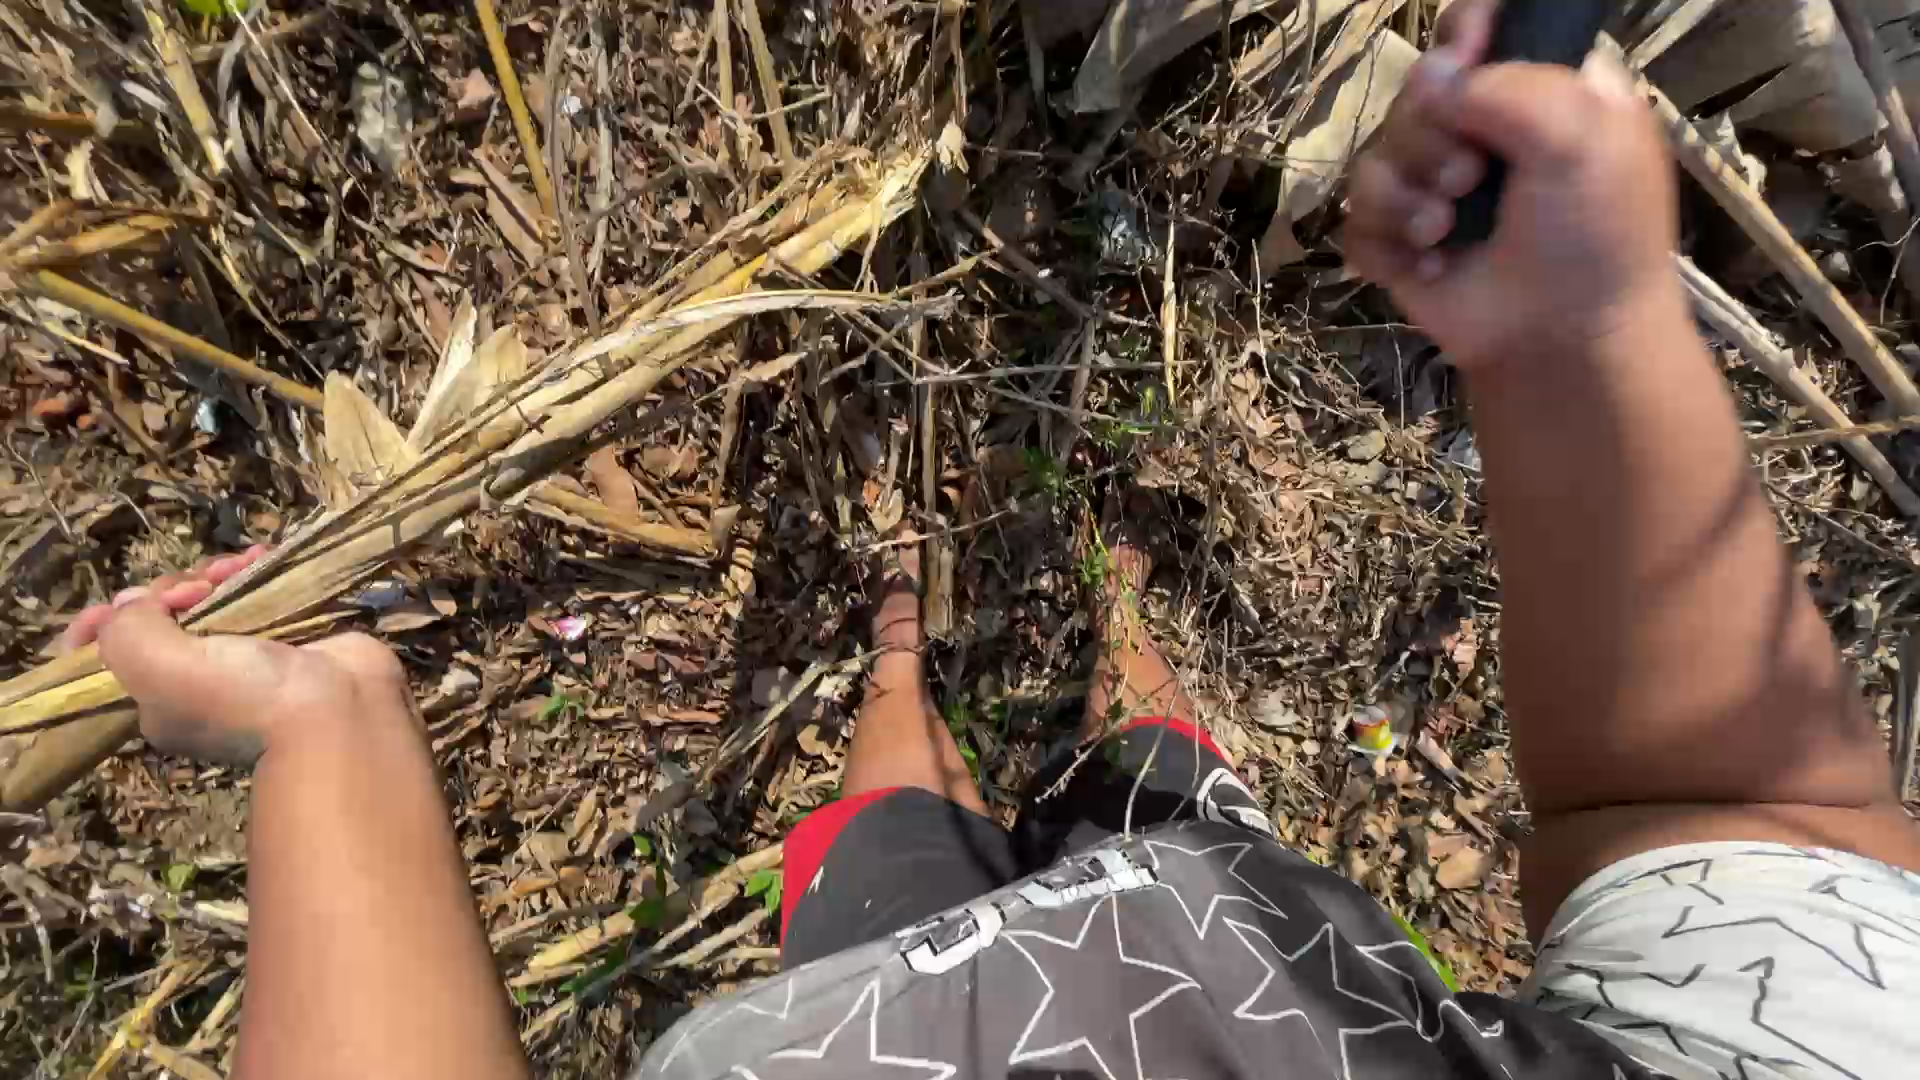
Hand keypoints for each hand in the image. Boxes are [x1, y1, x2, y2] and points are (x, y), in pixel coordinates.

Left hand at [61, 549, 413, 765]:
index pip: (115, 655)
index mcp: (160, 696)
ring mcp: (257, 654)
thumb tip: (132, 599)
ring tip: (238, 564)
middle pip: (173, 618)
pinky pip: (271, 596)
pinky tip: (264, 557)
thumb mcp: (156, 668)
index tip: (122, 600)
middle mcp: (205, 675)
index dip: (108, 621)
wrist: (338, 707)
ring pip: (224, 602)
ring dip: (222, 575)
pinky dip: (263, 573)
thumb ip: (128, 628)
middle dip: (178, 590)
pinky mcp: (301, 635)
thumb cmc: (241, 694)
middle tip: (199, 585)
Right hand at [1342, 0, 1682, 368]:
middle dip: (1429, 143)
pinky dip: (1385, 248)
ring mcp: (1425, 191)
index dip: (1459, 39)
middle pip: (1408, 100)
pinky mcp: (1391, 244)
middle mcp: (1472, 132)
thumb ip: (1513, 89)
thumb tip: (1433, 76)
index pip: (1474, 30)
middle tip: (1468, 180)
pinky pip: (1352, 226)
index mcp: (1530, 89)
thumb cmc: (1592, 234)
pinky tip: (1428, 267)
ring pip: (1368, 167)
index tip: (1461, 65)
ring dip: (1403, 202)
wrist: (1555, 335)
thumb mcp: (1584, 140)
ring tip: (1444, 232)